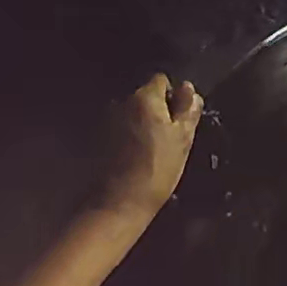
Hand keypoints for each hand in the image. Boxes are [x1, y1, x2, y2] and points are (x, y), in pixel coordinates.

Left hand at [100, 73, 202, 219]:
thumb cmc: (157, 168)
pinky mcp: (98, 139)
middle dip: (157, 109)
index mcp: (145, 97)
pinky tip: (134, 157)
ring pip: (132, 113)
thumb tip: (188, 87)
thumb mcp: (183, 138)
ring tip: (150, 149)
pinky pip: (120, 128)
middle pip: (146, 95)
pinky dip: (128, 135)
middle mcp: (123, 101)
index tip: (178, 118)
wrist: (118, 205)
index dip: (173, 96)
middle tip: (168, 137)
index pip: (162, 80)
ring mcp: (108, 120)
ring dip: (141, 123)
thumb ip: (188, 108)